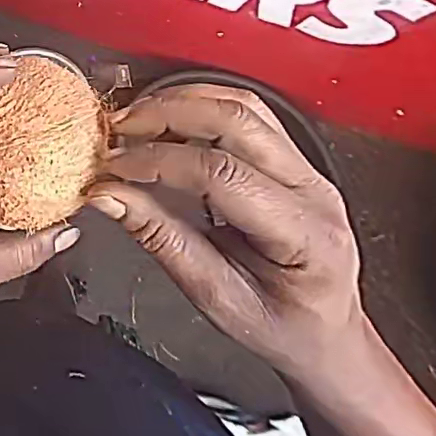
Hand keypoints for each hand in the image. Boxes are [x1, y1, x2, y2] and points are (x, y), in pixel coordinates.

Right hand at [88, 84, 363, 379]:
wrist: (324, 333)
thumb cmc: (280, 327)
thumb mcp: (217, 298)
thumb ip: (162, 240)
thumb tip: (110, 197)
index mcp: (304, 234)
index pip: (221, 173)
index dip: (157, 162)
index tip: (113, 169)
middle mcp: (313, 189)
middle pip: (236, 120)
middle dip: (166, 115)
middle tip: (117, 129)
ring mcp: (305, 167)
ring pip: (242, 104)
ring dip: (180, 101)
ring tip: (134, 119)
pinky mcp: (289, 158)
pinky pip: (245, 111)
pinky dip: (197, 104)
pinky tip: (165, 117)